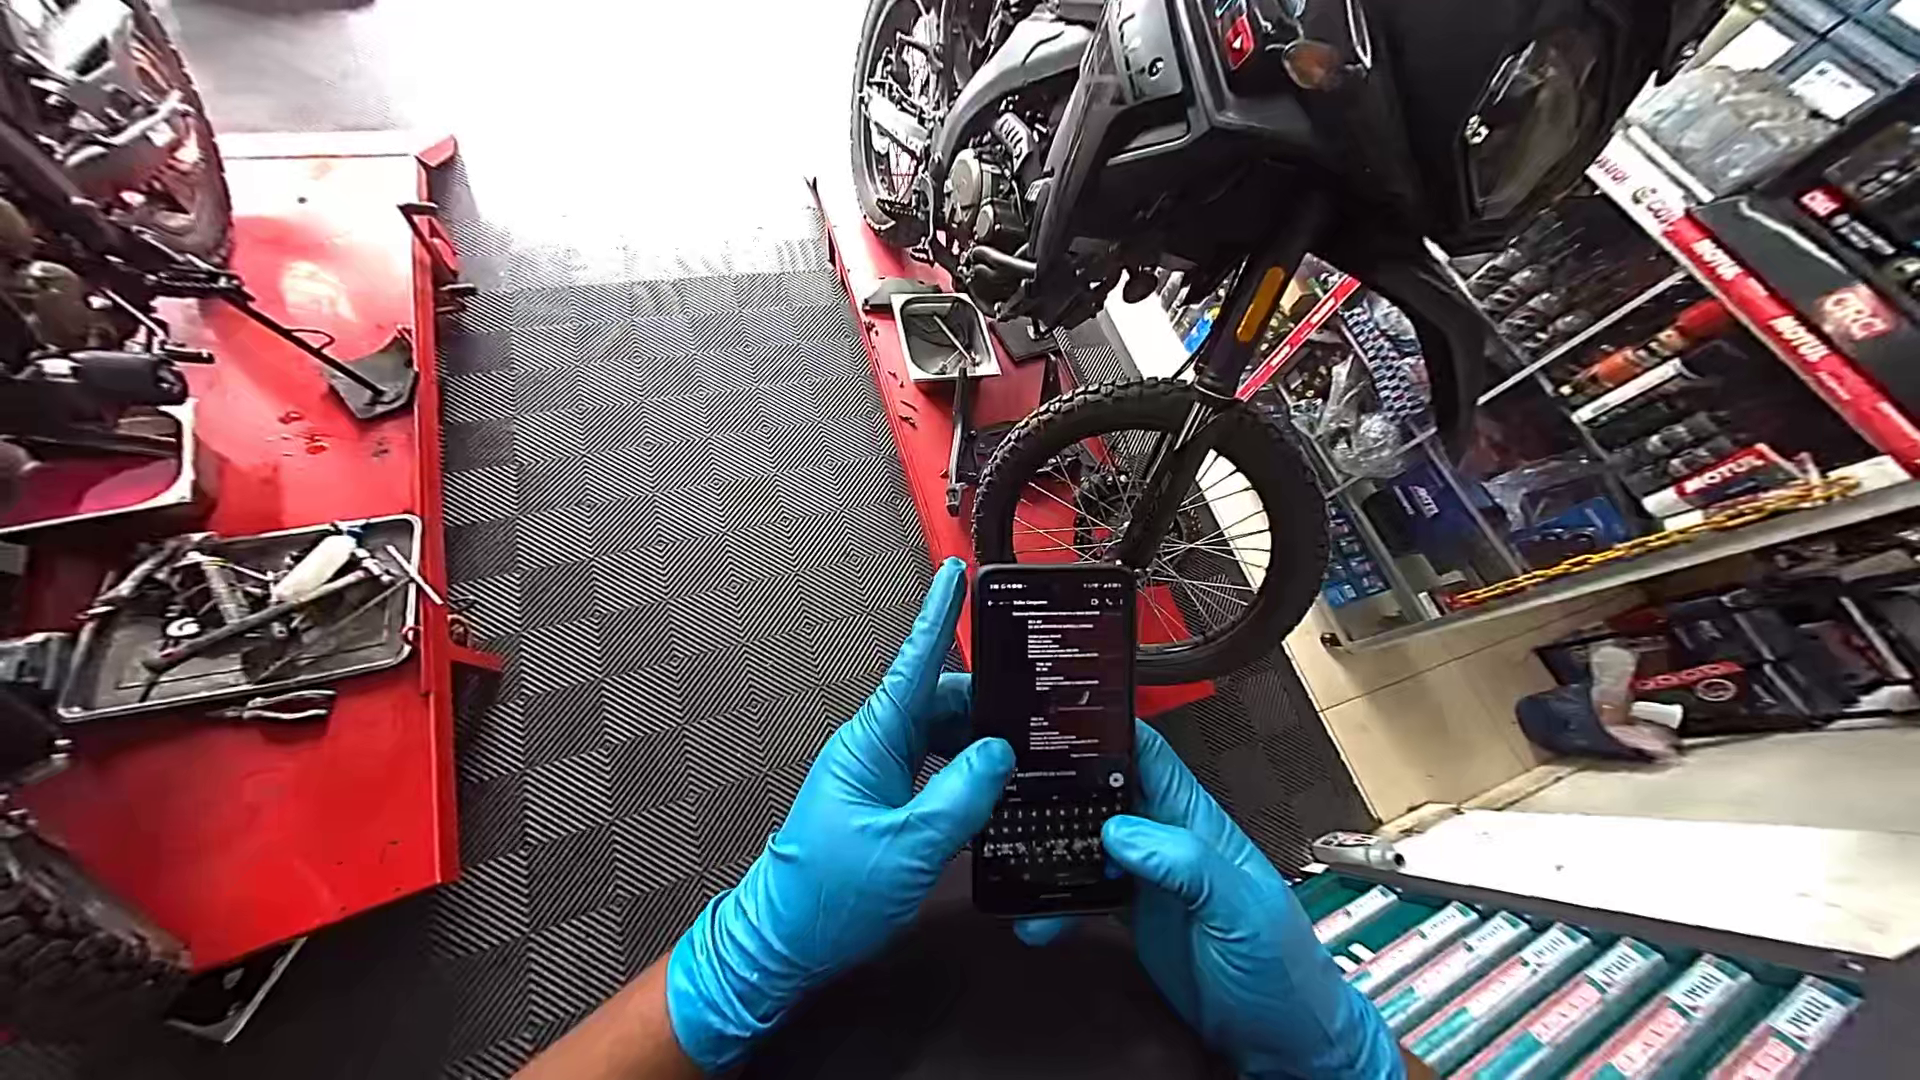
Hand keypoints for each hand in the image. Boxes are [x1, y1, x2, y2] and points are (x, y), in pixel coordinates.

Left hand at [665, 558, 1013, 1071]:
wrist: (784, 937)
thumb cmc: (828, 895)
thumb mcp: (908, 847)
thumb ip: (961, 796)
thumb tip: (998, 753)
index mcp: (872, 739)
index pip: (913, 661)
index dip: (937, 614)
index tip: (954, 575)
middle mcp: (877, 741)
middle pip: (939, 696)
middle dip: (982, 698)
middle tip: (1025, 707)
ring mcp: (881, 764)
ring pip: (941, 728)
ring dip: (976, 735)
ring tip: (1015, 750)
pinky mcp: (888, 788)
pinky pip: (935, 757)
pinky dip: (965, 762)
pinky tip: (988, 780)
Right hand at [1031, 721, 1402, 1079]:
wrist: (1282, 1044)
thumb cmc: (1285, 971)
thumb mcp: (1243, 909)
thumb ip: (1187, 862)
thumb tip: (1120, 831)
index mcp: (1191, 816)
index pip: (1146, 750)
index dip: (1106, 727)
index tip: (1061, 719)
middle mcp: (1161, 833)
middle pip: (1102, 786)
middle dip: (1061, 779)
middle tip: (1014, 781)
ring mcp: (1141, 869)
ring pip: (1084, 833)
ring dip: (1050, 839)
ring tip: (1016, 849)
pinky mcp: (1127, 905)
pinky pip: (1081, 885)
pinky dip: (1055, 896)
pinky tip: (1038, 914)